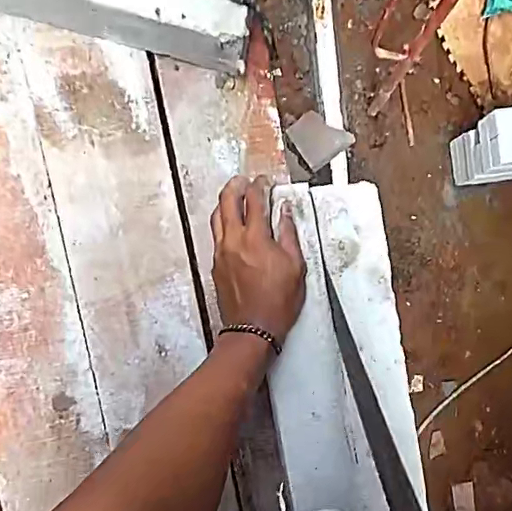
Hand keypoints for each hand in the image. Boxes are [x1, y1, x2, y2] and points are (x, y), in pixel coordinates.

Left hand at [211, 175, 305, 342]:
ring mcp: (221, 253)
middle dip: (236, 186)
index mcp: (256, 239)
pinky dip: (223, 222)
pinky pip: (216, 235)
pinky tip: (231, 225)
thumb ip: (289, 235)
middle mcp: (234, 241)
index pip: (254, 200)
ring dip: (225, 202)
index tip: (264, 181)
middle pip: (228, 201)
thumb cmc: (277, 303)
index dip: (259, 186)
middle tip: (244, 181)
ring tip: (233, 197)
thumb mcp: (295, 267)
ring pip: (217, 217)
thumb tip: (285, 214)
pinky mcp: (216, 265)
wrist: (253, 329)